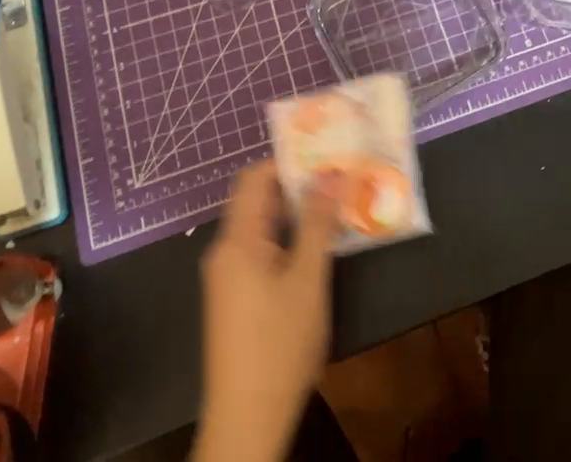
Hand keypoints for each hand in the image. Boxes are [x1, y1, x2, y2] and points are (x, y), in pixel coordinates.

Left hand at [193, 160, 339, 461]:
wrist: (247, 418)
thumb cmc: (279, 343)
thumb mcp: (308, 280)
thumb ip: (318, 225)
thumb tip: (331, 175)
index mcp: (236, 241)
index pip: (255, 179)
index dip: (289, 160)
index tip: (328, 152)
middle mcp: (226, 251)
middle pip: (259, 201)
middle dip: (300, 185)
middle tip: (343, 175)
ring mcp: (230, 276)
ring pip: (264, 227)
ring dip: (300, 213)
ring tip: (341, 204)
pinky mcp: (238, 298)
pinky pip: (263, 251)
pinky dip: (291, 239)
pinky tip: (323, 245)